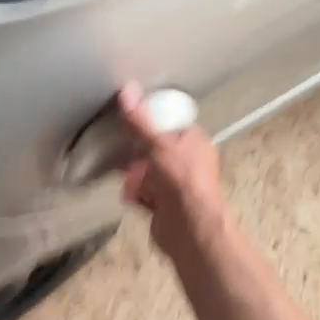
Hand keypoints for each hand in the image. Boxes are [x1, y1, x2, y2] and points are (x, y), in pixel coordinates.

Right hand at [117, 82, 225, 258]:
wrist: (190, 231)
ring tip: (129, 183)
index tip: (131, 125)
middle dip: (138, 155)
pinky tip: (130, 198)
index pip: (171, 124)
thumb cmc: (181, 181)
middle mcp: (190, 161)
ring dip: (136, 176)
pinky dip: (138, 194)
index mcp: (195, 141)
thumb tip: (127, 88)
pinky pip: (147, 193)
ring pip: (150, 171)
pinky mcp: (167, 205)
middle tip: (124, 157)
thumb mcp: (158, 145)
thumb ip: (140, 121)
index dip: (151, 124)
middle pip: (157, 149)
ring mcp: (179, 184)